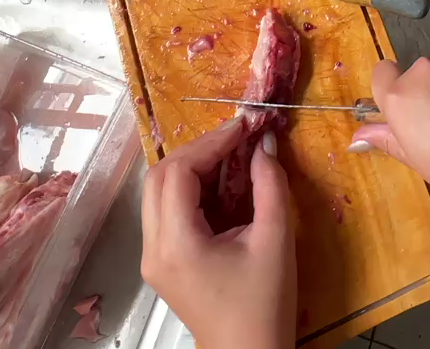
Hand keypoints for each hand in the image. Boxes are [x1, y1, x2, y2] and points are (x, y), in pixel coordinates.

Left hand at [141, 119, 295, 348]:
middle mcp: (154, 248)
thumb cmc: (265, 302)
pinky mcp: (162, 261)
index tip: (243, 126)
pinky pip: (166, 208)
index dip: (210, 141)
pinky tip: (220, 179)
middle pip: (159, 176)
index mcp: (177, 244)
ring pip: (158, 190)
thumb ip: (269, 183)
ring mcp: (153, 257)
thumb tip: (264, 142)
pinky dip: (190, 185)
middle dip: (198, 148)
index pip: (179, 172)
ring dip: (192, 164)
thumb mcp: (276, 237)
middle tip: (236, 136)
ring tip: (231, 152)